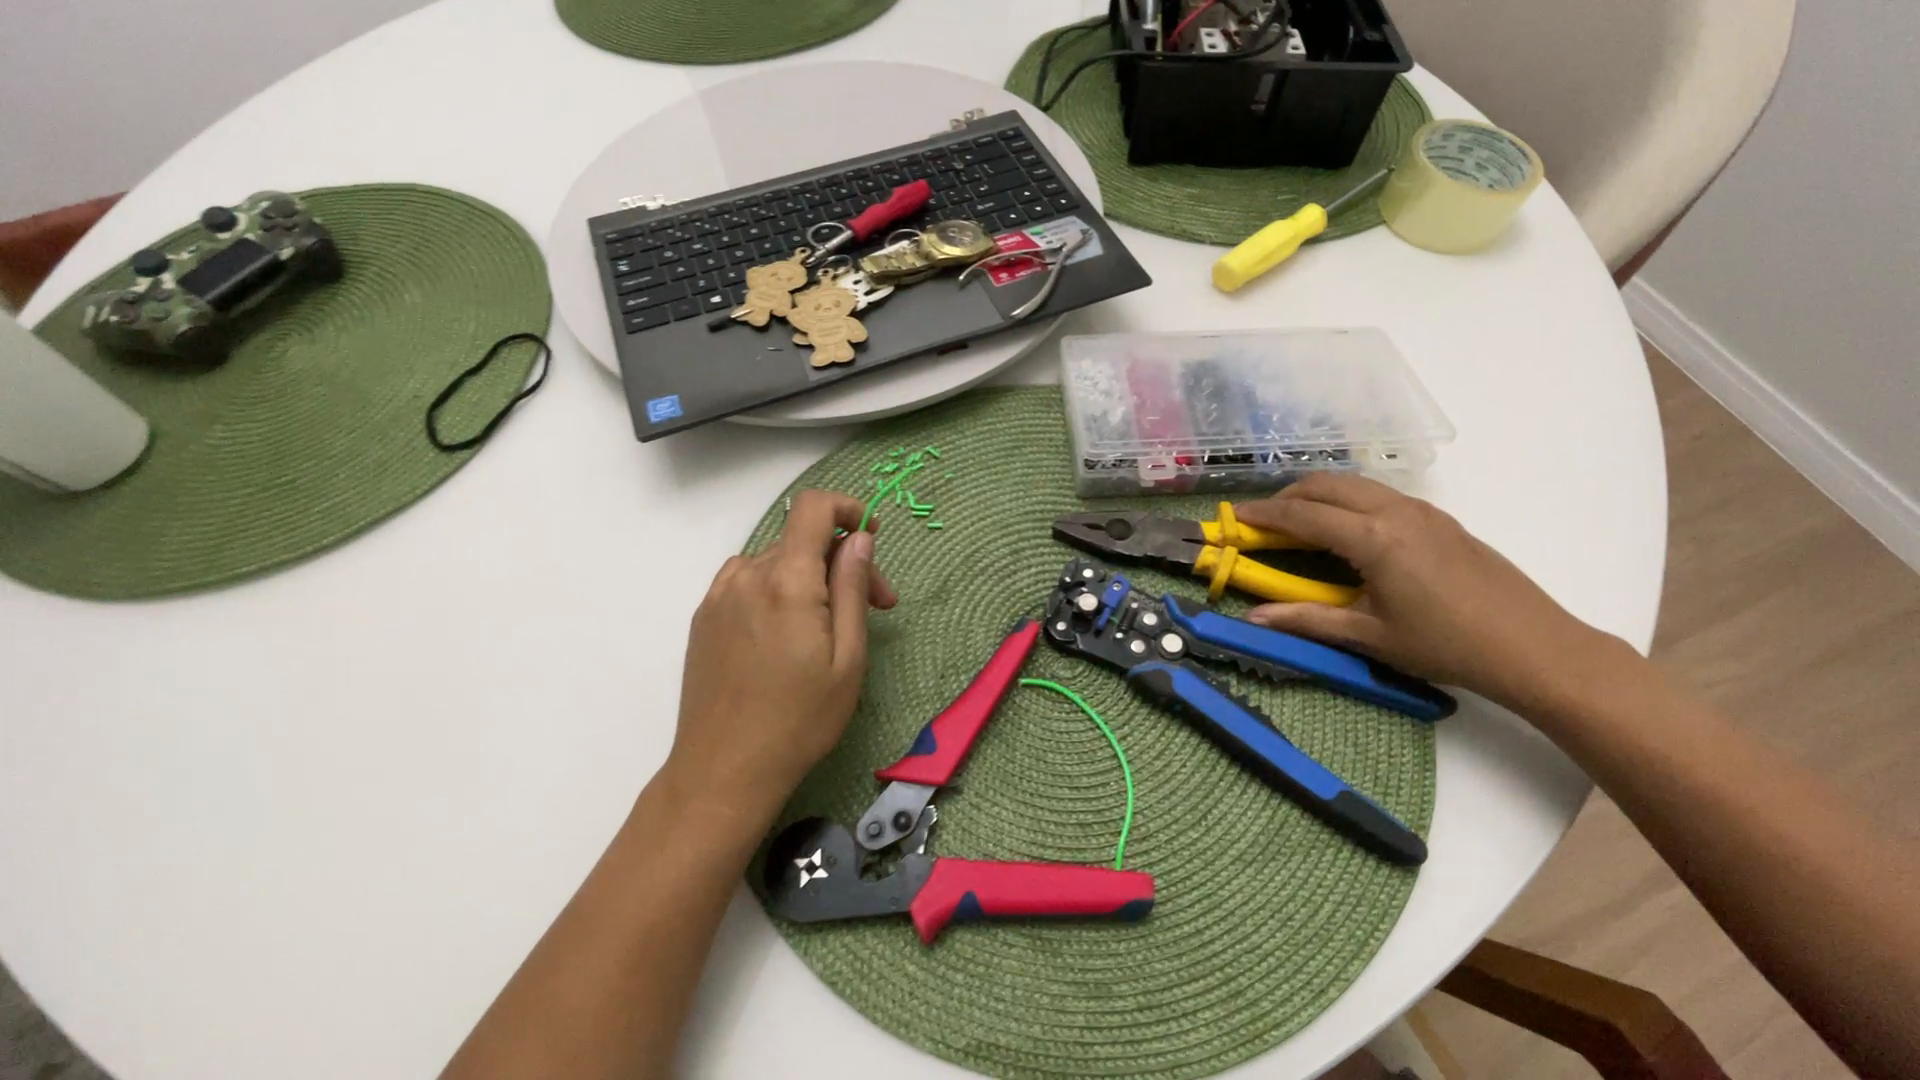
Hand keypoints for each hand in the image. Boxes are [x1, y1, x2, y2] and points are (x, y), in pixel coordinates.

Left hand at [667, 491, 897, 811]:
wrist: (724, 769)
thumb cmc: (799, 720)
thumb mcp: (847, 659)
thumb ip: (853, 589)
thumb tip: (860, 539)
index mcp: (786, 581)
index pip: (813, 508)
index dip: (848, 508)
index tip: (872, 535)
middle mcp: (746, 577)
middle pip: (800, 541)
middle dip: (841, 560)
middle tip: (876, 607)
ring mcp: (718, 597)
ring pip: (773, 562)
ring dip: (808, 577)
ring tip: (828, 626)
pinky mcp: (703, 619)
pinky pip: (747, 583)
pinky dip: (776, 590)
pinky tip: (786, 634)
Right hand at [1233, 475, 1620, 708]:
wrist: (1532, 646)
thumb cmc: (1445, 645)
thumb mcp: (1370, 636)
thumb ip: (1308, 620)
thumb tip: (1253, 618)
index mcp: (1373, 538)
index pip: (1303, 515)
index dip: (1264, 515)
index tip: (1234, 518)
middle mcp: (1395, 511)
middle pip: (1326, 485)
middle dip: (1287, 497)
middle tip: (1261, 521)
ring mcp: (1422, 511)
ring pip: (1355, 484)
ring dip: (1318, 495)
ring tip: (1297, 523)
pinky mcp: (1440, 519)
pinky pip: (1380, 495)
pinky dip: (1347, 501)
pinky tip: (1344, 531)